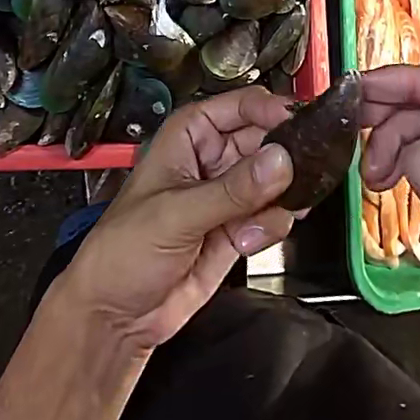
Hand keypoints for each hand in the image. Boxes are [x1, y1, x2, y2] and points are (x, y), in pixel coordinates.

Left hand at [57, 85, 296, 351]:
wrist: (118, 314)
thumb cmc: (125, 249)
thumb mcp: (177, 214)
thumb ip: (232, 190)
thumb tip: (280, 161)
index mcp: (190, 134)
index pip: (240, 106)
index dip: (272, 109)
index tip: (302, 122)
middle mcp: (213, 156)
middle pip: (267, 140)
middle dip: (285, 160)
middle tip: (296, 179)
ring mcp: (229, 193)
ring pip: (277, 180)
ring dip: (275, 202)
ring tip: (249, 227)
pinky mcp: (240, 227)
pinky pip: (275, 215)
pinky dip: (270, 228)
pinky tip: (243, 242)